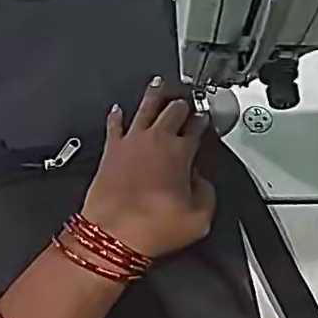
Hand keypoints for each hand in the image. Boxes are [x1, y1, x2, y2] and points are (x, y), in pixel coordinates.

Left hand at [80, 77, 216, 258]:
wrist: (113, 233)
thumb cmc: (153, 226)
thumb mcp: (200, 218)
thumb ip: (207, 193)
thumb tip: (202, 183)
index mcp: (181, 152)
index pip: (197, 127)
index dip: (204, 121)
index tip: (206, 120)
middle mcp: (156, 140)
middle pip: (174, 110)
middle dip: (183, 103)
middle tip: (187, 100)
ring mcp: (131, 141)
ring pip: (145, 107)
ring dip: (155, 94)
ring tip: (159, 84)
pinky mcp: (111, 149)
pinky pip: (115, 124)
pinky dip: (117, 114)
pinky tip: (118, 109)